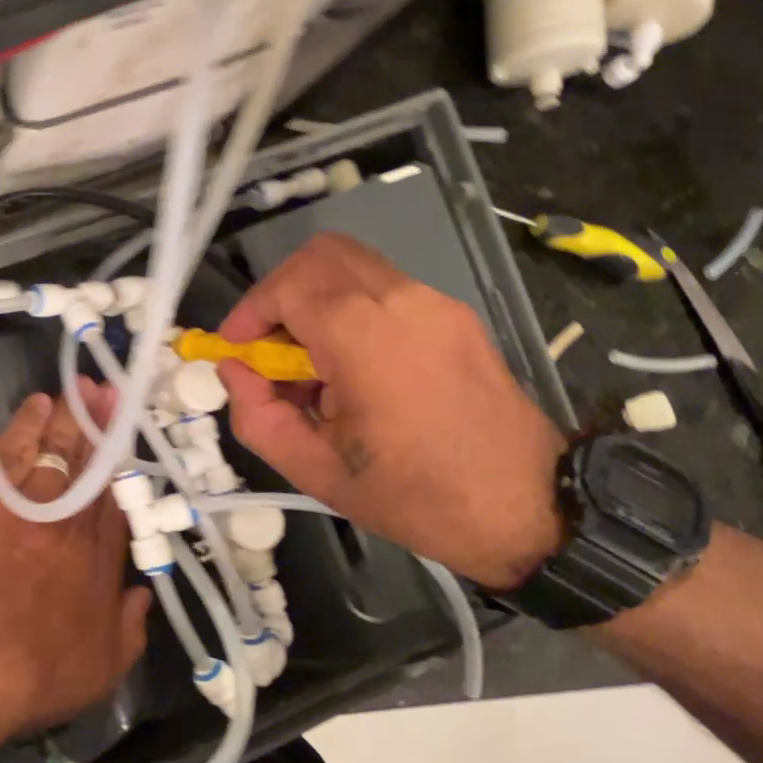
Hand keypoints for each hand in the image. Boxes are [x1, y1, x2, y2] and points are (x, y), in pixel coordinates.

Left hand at [0, 384, 149, 737]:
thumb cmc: (35, 673)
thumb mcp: (103, 669)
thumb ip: (130, 630)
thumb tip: (143, 595)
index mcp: (101, 560)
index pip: (115, 502)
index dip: (122, 468)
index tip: (127, 441)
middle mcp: (70, 523)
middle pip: (91, 465)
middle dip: (103, 427)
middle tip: (111, 392)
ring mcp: (28, 505)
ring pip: (56, 449)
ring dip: (72, 416)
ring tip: (82, 388)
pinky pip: (11, 451)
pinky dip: (26, 424)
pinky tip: (37, 405)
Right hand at [217, 233, 566, 587]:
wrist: (527, 508)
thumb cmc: (414, 497)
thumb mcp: (314, 470)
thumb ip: (257, 414)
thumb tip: (235, 370)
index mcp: (366, 338)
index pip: (290, 284)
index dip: (250, 311)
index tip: (236, 352)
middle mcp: (405, 302)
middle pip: (322, 255)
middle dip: (279, 294)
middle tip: (267, 347)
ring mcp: (438, 305)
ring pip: (355, 267)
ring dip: (315, 301)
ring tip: (310, 365)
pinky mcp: (456, 317)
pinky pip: (386, 290)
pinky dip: (351, 310)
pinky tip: (352, 370)